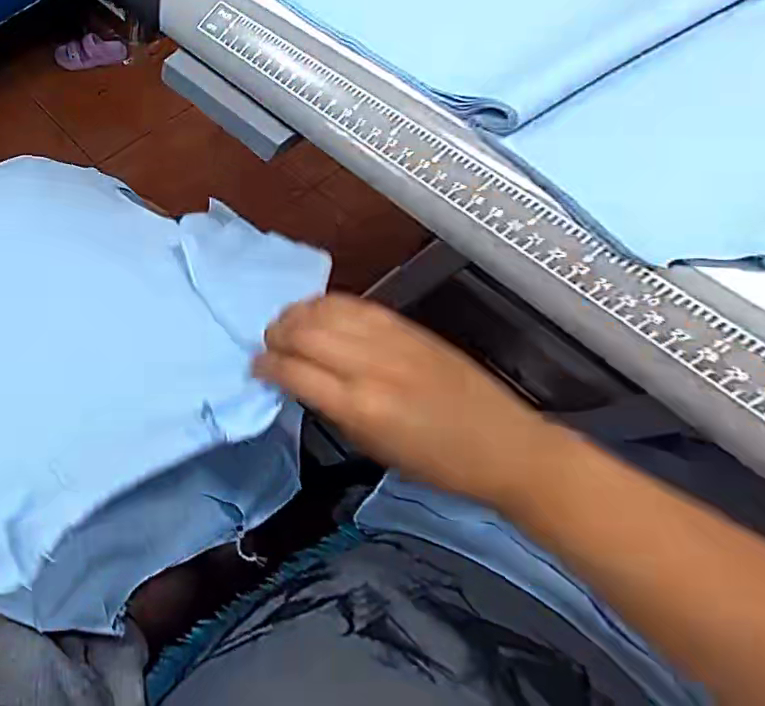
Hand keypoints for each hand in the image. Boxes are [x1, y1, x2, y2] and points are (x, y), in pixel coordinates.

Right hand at [254, 294, 568, 508]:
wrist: (507, 446)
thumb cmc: (436, 463)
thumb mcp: (371, 446)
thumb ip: (328, 407)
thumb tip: (293, 380)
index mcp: (360, 406)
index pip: (291, 371)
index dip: (264, 367)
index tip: (257, 370)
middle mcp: (369, 365)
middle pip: (300, 332)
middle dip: (274, 337)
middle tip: (270, 348)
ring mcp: (388, 340)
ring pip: (320, 310)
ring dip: (294, 316)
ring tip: (289, 328)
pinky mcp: (403, 324)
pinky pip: (348, 302)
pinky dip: (323, 306)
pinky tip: (317, 315)